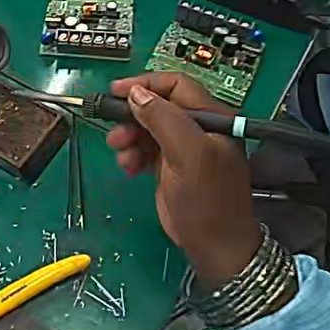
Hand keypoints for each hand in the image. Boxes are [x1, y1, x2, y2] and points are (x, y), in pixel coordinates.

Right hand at [104, 73, 262, 289]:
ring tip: (121, 152)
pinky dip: (132, 154)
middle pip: (157, 106)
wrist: (214, 245)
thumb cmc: (207, 200)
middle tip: (115, 132)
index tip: (117, 91)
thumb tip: (137, 94)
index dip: (145, 84)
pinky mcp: (169, 166)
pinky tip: (128, 166)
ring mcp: (183, 148)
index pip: (176, 85)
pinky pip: (144, 149)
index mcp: (211, 118)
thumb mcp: (188, 154)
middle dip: (132, 115)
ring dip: (128, 136)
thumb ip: (164, 120)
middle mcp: (197, 128)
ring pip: (147, 127)